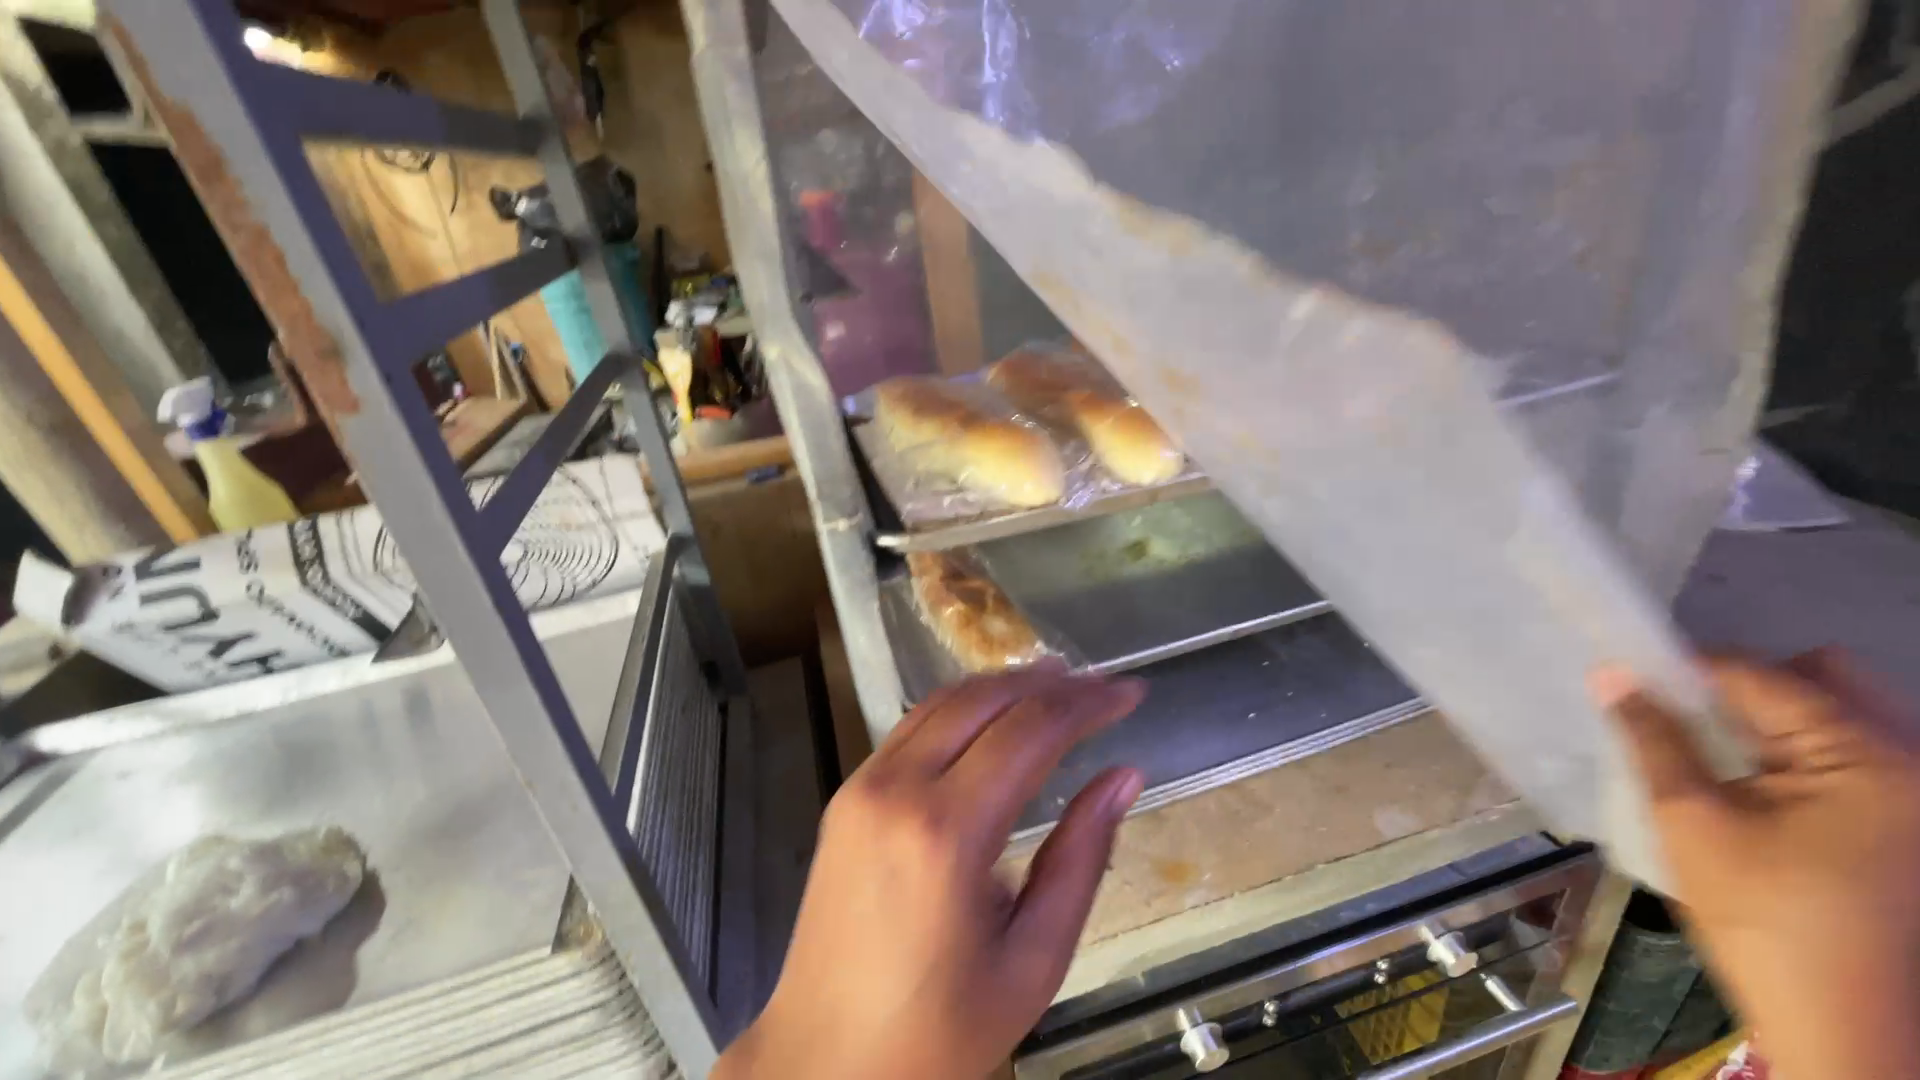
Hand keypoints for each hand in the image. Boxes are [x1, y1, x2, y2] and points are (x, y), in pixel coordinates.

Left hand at [716, 663, 1146, 1079]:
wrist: (827, 1061)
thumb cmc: (941, 1029)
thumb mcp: (1034, 958)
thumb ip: (1082, 857)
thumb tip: (1124, 777)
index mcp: (946, 831)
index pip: (1030, 731)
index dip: (1086, 703)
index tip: (1130, 692)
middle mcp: (896, 789)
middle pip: (983, 701)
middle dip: (1048, 683)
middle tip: (1099, 684)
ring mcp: (862, 787)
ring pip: (940, 703)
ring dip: (1002, 687)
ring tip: (1057, 683)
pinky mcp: (845, 798)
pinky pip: (910, 728)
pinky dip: (960, 709)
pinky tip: (993, 718)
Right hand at [1592, 650, 1919, 1078]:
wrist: (1842, 1025)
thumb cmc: (1761, 918)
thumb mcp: (1690, 820)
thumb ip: (1651, 739)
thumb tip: (1609, 674)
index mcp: (1868, 760)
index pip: (1763, 677)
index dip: (1686, 670)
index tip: (1628, 678)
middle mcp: (1911, 762)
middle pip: (1821, 679)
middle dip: (1740, 686)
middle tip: (1677, 714)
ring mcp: (1915, 793)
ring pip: (1834, 713)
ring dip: (1765, 716)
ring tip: (1705, 747)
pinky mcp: (1906, 819)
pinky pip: (1847, 751)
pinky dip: (1790, 748)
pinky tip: (1745, 778)